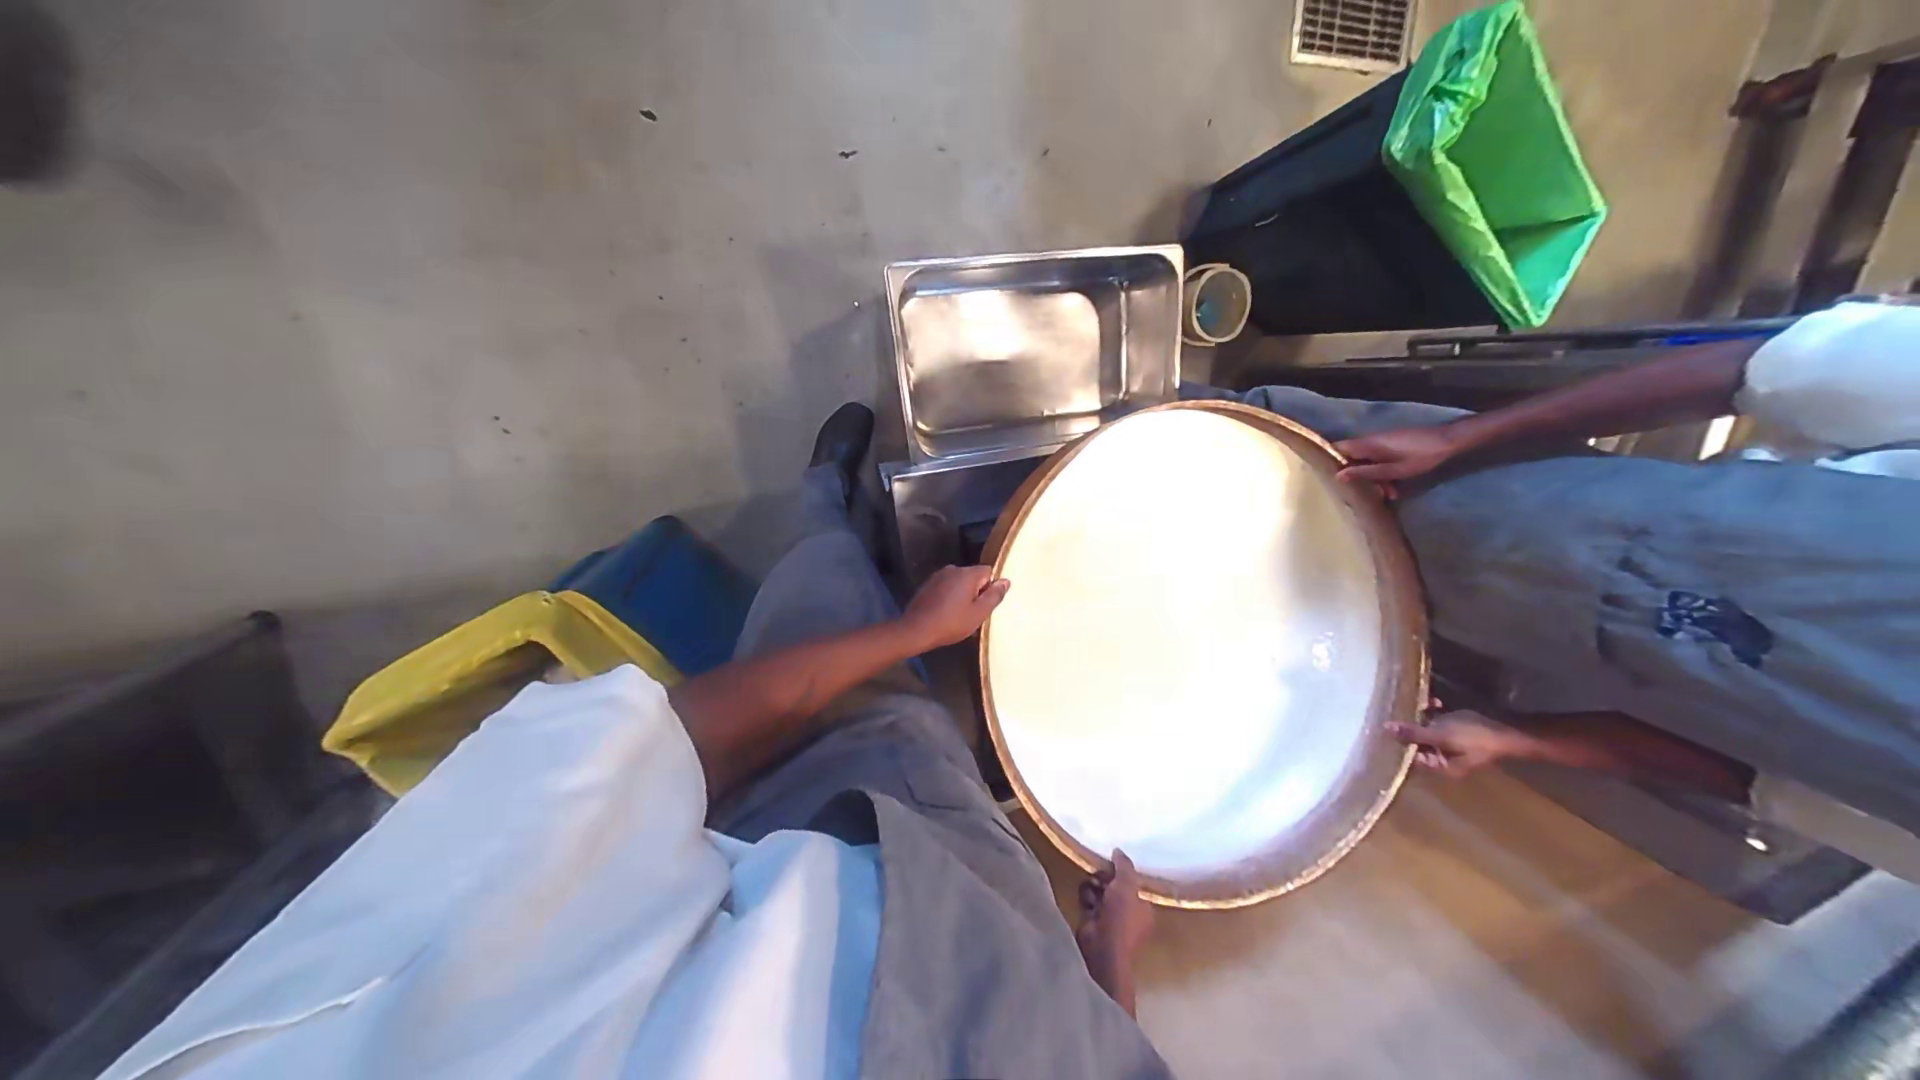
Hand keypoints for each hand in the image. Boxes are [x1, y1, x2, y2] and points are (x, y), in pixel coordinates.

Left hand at [901, 565, 1009, 649]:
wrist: (916, 630)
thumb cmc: (951, 623)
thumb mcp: (978, 613)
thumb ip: (994, 596)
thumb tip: (1005, 581)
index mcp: (967, 573)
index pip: (988, 571)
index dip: (990, 588)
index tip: (984, 605)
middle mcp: (952, 569)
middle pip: (973, 576)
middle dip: (976, 592)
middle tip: (973, 614)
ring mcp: (937, 576)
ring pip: (958, 583)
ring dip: (962, 596)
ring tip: (958, 616)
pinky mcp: (927, 585)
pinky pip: (946, 587)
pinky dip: (949, 597)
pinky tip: (945, 614)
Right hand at [1076, 850, 1154, 1014]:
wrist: (1102, 947)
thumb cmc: (1121, 917)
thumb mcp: (1127, 886)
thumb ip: (1124, 866)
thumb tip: (1119, 850)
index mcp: (1143, 907)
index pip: (1133, 883)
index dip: (1122, 872)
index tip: (1112, 863)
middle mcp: (1127, 912)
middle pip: (1114, 885)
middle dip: (1105, 877)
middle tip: (1099, 875)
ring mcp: (1109, 917)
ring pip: (1099, 890)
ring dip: (1093, 886)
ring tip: (1092, 890)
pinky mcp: (1092, 919)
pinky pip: (1088, 899)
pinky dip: (1086, 897)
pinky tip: (1086, 902)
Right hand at [1333, 425, 1461, 490]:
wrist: (1449, 441)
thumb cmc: (1422, 456)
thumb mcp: (1394, 470)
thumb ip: (1366, 473)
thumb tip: (1339, 476)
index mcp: (1367, 445)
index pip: (1336, 449)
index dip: (1328, 461)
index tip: (1326, 476)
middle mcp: (1369, 441)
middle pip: (1350, 457)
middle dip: (1355, 476)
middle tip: (1364, 492)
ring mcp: (1380, 442)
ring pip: (1365, 461)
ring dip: (1371, 477)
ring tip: (1386, 493)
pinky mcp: (1390, 446)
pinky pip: (1376, 460)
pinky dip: (1380, 473)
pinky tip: (1393, 487)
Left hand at [1387, 707, 1532, 778]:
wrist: (1511, 732)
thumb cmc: (1475, 738)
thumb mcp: (1442, 736)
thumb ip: (1414, 734)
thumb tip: (1385, 730)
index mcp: (1439, 767)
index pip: (1409, 757)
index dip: (1396, 743)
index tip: (1382, 727)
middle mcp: (1442, 758)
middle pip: (1415, 743)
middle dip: (1407, 726)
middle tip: (1396, 709)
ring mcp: (1448, 745)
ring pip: (1424, 730)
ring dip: (1421, 716)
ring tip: (1420, 702)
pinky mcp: (1455, 732)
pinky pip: (1437, 722)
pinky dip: (1434, 712)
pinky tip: (1436, 701)